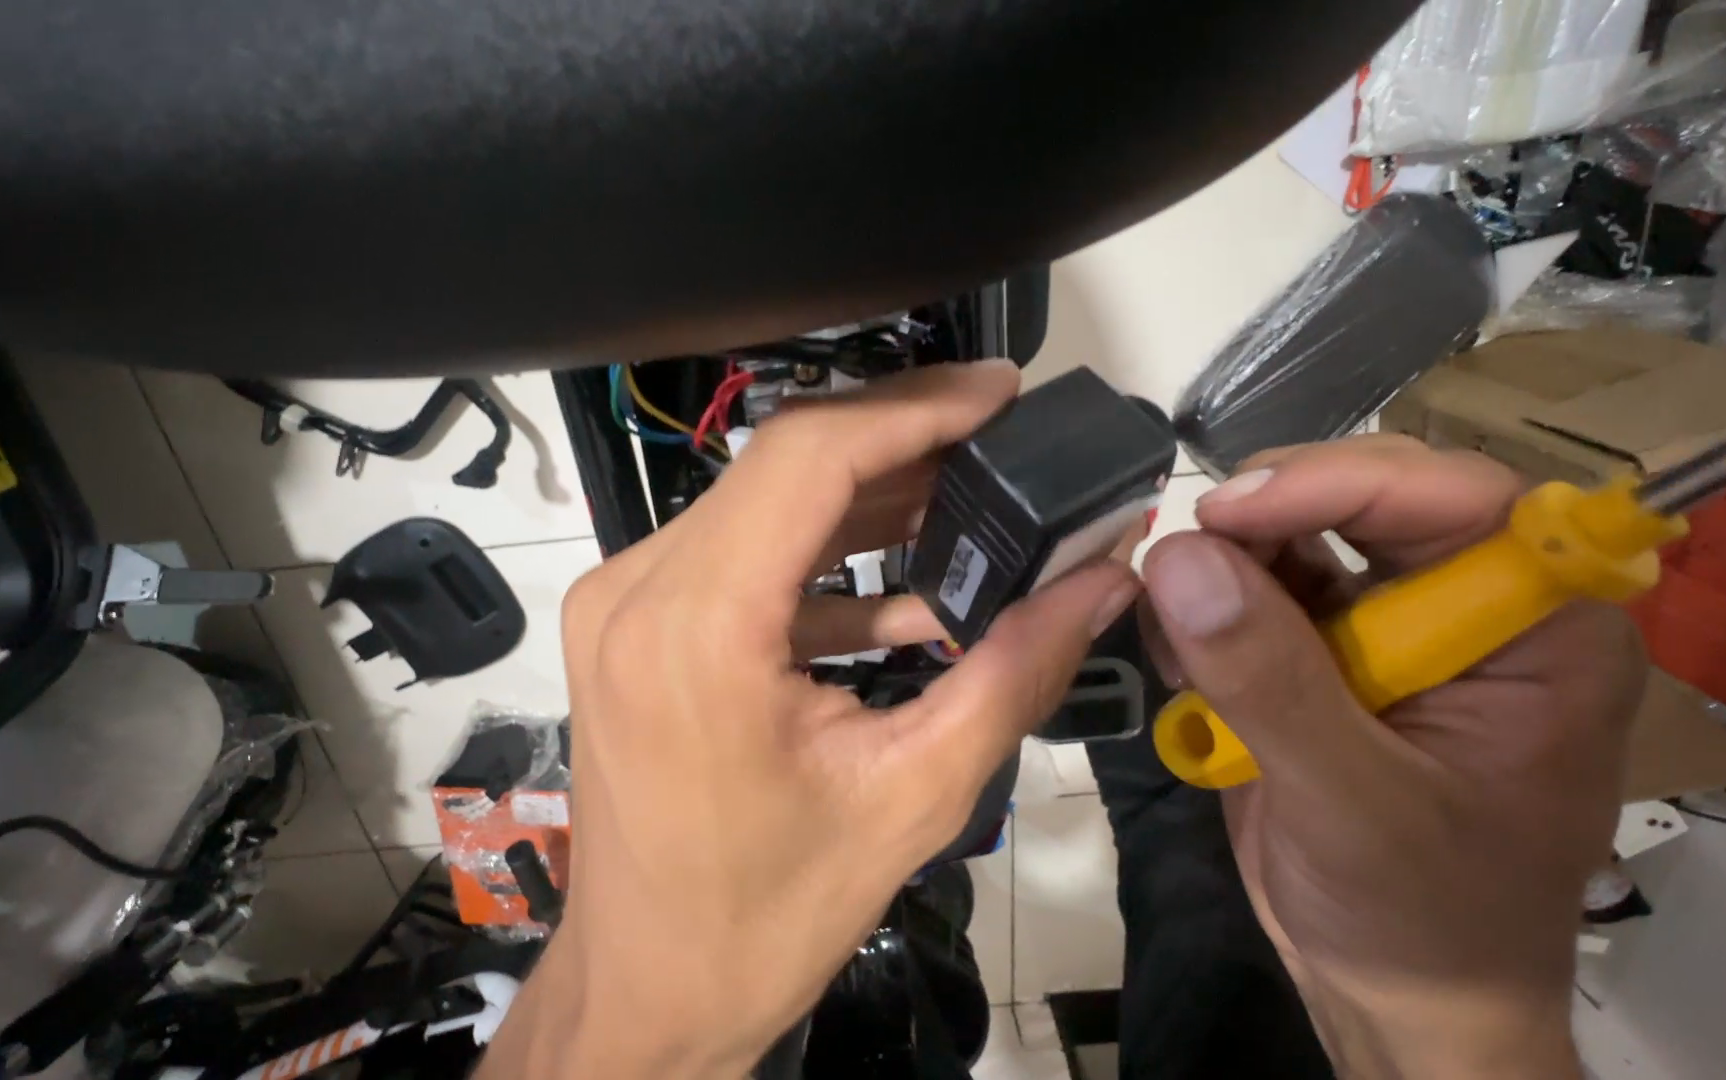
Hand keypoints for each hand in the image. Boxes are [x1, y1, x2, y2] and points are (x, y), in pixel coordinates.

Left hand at [483, 361, 1140, 1077]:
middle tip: (999, 433)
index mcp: (695, 627)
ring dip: (864, 496)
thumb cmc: (765, 915)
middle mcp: (637, 591)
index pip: (808, 457)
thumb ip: (1015, 671)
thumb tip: (1103, 580)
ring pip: (760, 502)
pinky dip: (819, 559)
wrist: (649, 986)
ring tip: (968, 495)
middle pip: (783, 465)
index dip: (913, 408)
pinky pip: (737, 557)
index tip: (998, 393)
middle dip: (899, 439)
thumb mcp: (912, 795)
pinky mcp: (632, 624)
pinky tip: (900, 590)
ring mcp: (623, 602)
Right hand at [1139, 436, 1639, 1079]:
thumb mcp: (1348, 801)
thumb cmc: (1413, 912)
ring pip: (1291, 539)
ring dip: (1219, 568)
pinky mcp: (1315, 655)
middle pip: (1364, 502)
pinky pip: (1247, 592)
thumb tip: (1178, 559)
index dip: (1339, 485)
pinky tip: (1181, 663)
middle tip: (1179, 558)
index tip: (1224, 511)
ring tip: (1175, 632)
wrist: (1389, 988)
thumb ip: (1269, 680)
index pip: (1454, 501)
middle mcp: (1461, 609)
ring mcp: (1381, 628)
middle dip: (1264, 521)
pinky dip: (1198, 611)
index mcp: (1532, 633)